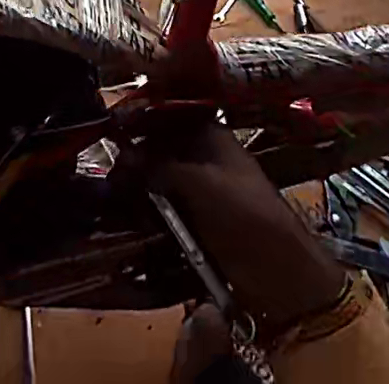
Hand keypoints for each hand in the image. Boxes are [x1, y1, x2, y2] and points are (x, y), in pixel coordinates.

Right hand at [128, 122, 345, 337]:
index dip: (139, 116)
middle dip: (133, 151)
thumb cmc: (244, 214)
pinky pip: (162, 201)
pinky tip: (124, 207)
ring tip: (110, 188)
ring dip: (135, 179)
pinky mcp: (193, 215)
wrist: (280, 275)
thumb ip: (157, 165)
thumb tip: (122, 156)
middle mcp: (201, 154)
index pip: (166, 114)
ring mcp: (197, 185)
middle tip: (108, 165)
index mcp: (209, 134)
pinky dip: (144, 202)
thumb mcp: (199, 183)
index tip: (109, 124)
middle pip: (158, 143)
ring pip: (157, 173)